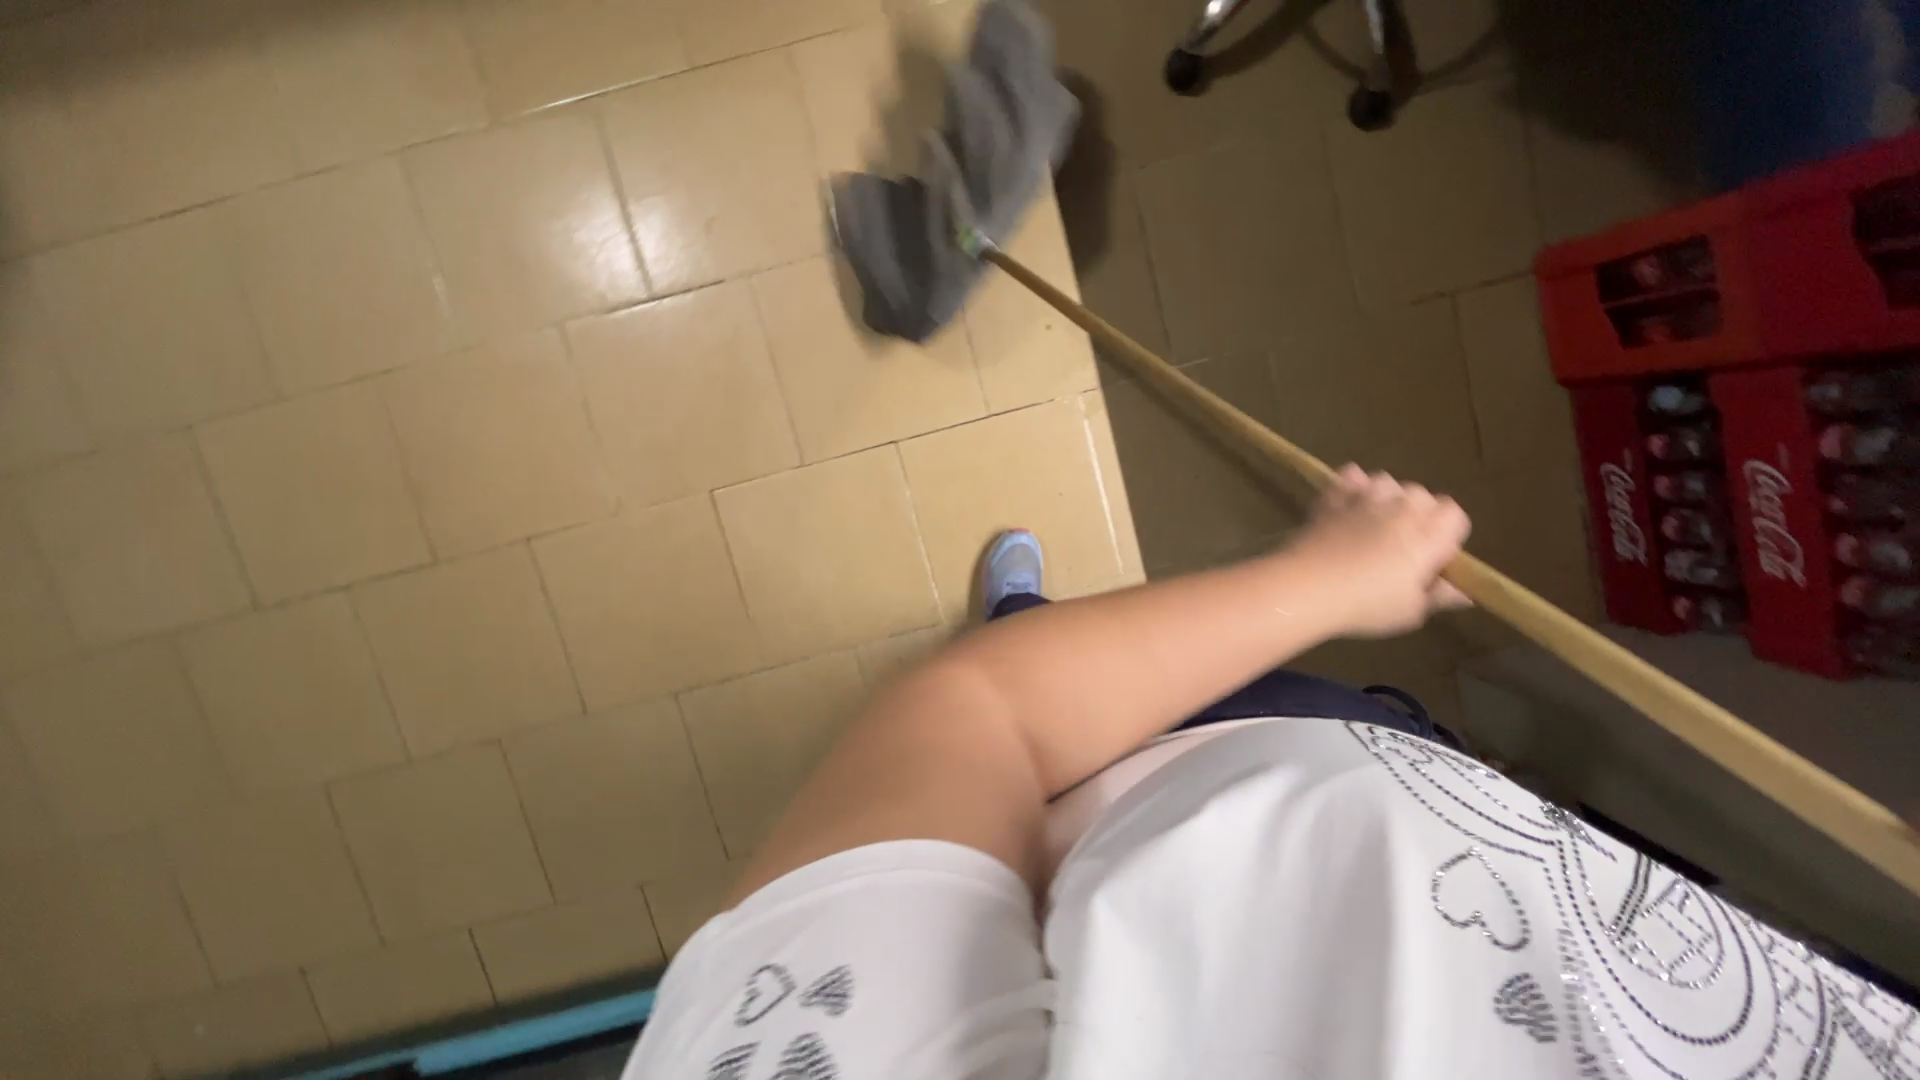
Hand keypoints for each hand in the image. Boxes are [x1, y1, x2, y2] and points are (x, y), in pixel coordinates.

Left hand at [1285, 464, 1471, 637]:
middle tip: (1401, 543)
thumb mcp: (1409, 612)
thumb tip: (1463, 594)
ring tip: (1373, 521)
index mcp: (1428, 535)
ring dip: (1384, 496)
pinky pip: (1347, 478)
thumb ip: (1437, 597)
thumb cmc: (1365, 604)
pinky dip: (1350, 484)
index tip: (1432, 556)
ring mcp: (1364, 500)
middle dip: (1417, 513)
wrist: (1306, 587)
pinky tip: (1347, 500)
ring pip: (1386, 481)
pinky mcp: (1332, 499)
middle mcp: (1400, 509)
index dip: (1446, 533)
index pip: (1454, 515)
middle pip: (1421, 495)